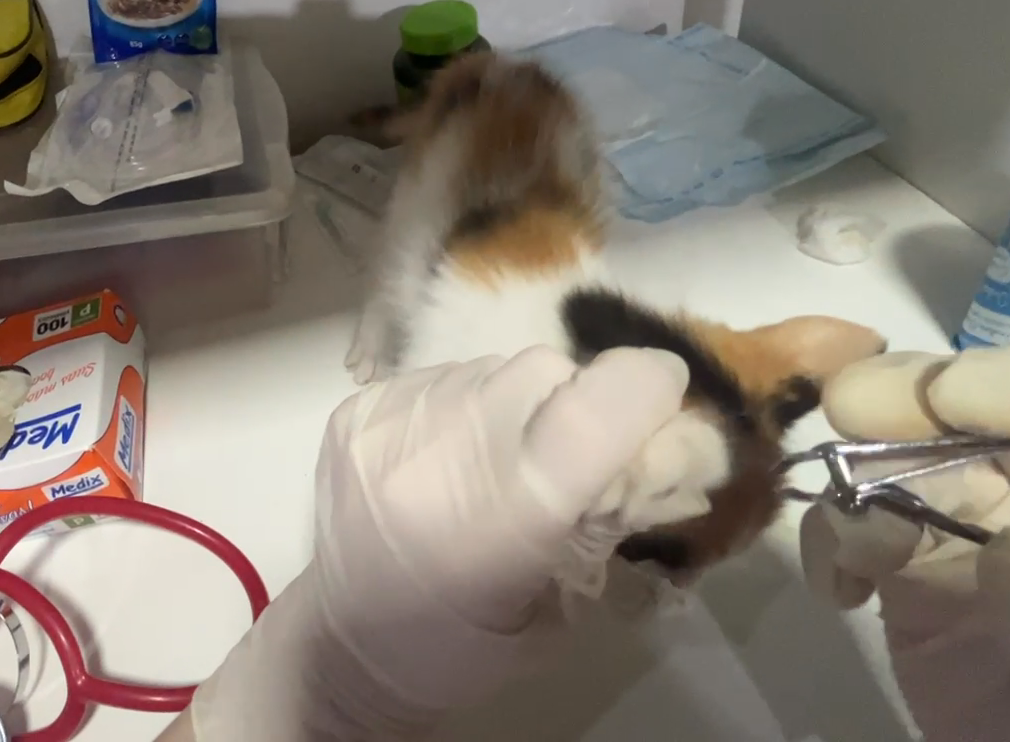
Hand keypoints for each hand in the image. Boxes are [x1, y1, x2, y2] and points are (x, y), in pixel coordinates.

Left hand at [184, 346, 693, 740]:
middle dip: (574, 396)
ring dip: (514, 396)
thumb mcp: (561, 605)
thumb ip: (606, 516)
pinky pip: (438, 372)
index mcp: (492, 528)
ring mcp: (382, 424)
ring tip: (497, 451)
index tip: (664, 382)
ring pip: (488, 364)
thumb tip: (656, 434)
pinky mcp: (353, 408)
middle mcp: (429, 459)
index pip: (582, 419)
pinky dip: (463, 398)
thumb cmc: (464, 644)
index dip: (636, 386)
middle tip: (569, 443)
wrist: (345, 636)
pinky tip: (448, 447)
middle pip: (538, 371)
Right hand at [800, 345, 1009, 741]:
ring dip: (857, 466)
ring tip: (856, 540)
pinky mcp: (914, 562)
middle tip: (851, 410)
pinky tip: (840, 585)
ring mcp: (987, 528)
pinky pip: (855, 519)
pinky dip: (829, 538)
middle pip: (999, 408)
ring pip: (909, 447)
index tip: (955, 397)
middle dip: (916, 395)